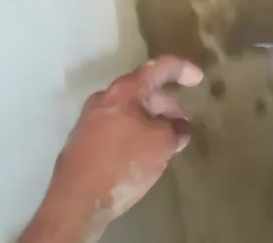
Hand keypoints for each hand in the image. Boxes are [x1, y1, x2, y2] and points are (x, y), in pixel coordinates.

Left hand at [20, 57, 204, 242]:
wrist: (74, 206)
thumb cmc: (123, 164)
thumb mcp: (163, 144)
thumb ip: (176, 130)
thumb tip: (179, 129)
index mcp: (124, 91)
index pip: (158, 67)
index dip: (182, 69)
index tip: (198, 79)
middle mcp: (102, 100)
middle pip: (141, 91)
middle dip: (164, 104)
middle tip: (180, 122)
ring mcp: (86, 123)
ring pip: (126, 112)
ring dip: (147, 122)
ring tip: (162, 142)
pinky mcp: (78, 146)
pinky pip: (112, 131)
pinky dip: (130, 135)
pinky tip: (138, 156)